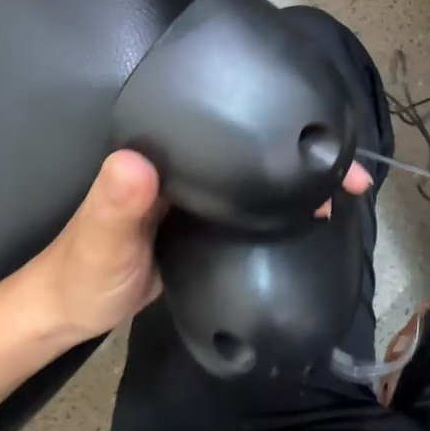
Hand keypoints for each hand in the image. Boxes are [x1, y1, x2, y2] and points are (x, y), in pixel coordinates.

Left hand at [20, 149, 374, 344]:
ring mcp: (205, 192)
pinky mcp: (213, 221)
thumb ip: (114, 204)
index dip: (274, 120)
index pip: (228, 123)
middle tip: (353, 170)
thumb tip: (133, 162)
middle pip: (257, 145)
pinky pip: (258, 208)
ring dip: (304, 182)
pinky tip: (315, 221)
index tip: (318, 127)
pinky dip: (289, 212)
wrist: (76, 311)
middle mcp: (192, 162)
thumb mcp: (99, 239)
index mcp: (168, 150)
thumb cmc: (83, 269)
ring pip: (264, 176)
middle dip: (306, 151)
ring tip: (349, 193)